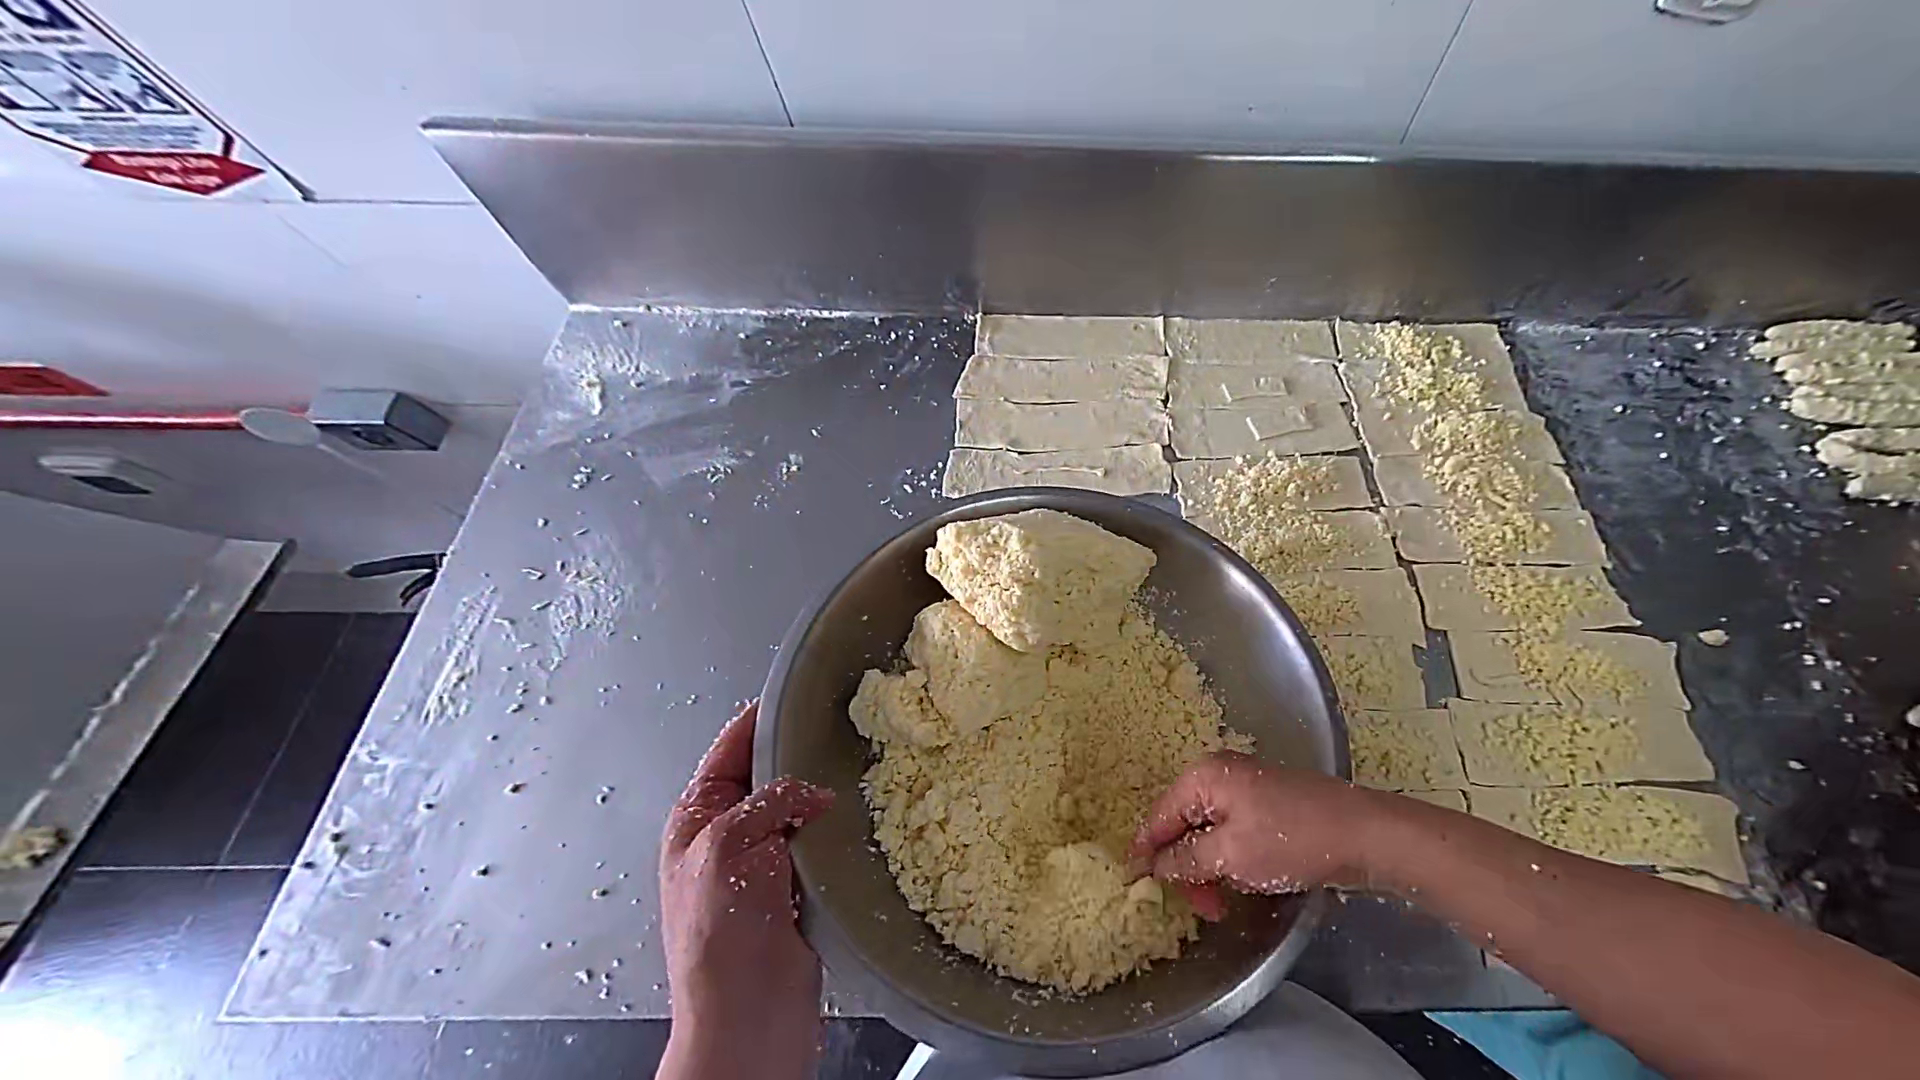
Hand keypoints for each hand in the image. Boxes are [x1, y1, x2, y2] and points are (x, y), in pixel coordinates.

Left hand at [658, 702, 834, 1079]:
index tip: (794, 691)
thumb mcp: (729, 847)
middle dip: (798, 751)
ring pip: (795, 802)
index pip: (731, 746)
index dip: (761, 717)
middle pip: (768, 771)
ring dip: (818, 788)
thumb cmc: (720, 939)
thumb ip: (771, 802)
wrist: (750, 1018)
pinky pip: (815, 834)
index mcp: (699, 816)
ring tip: (851, 761)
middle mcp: (729, 831)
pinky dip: (831, 821)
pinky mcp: (794, 879)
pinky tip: (853, 809)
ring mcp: (763, 856)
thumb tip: (814, 793)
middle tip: (836, 726)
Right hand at [1129, 753, 1375, 917]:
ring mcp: (1244, 786)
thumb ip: (1186, 859)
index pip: (1159, 815)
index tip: (1132, 880)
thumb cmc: (1293, 840)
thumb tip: (1154, 865)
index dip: (1145, 850)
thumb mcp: (1231, 855)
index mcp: (1203, 776)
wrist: (1368, 834)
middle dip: (1185, 866)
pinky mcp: (1266, 803)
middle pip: (1183, 823)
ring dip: (1209, 867)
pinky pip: (1231, 830)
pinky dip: (1230, 857)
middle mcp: (1218, 773)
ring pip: (1208, 831)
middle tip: (1200, 907)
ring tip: (1224, 902)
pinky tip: (1243, 880)